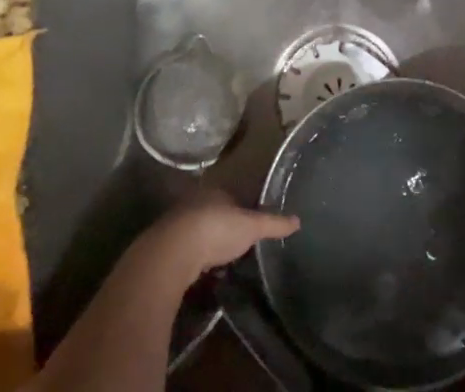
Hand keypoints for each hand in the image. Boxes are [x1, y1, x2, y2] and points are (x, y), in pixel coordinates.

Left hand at [139, 189, 299, 285]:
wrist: (173, 253)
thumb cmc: (217, 230)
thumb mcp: (252, 227)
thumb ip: (274, 224)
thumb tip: (298, 220)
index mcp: (215, 192)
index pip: (231, 196)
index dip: (241, 208)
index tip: (250, 223)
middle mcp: (194, 203)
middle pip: (213, 213)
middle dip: (223, 226)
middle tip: (237, 243)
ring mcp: (177, 225)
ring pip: (197, 232)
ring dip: (207, 244)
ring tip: (222, 261)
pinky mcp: (165, 248)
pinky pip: (186, 251)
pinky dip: (194, 260)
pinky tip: (202, 272)